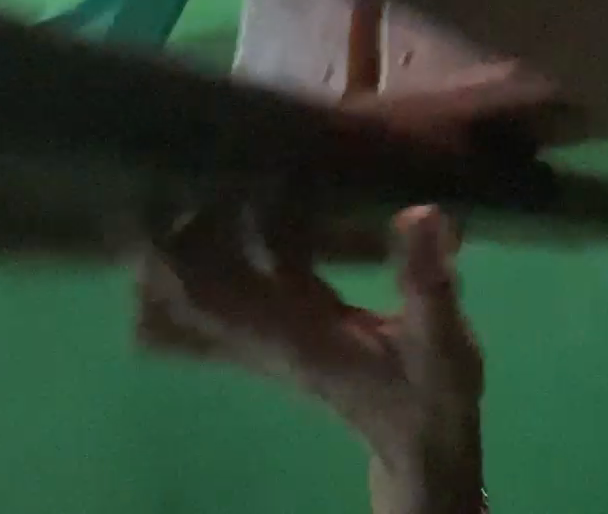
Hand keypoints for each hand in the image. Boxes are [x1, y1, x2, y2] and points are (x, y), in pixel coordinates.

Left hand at [137, 204, 483, 513]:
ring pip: (209, 287)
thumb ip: (427, 281)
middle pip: (181, 293)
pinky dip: (250, 242)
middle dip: (173, 236)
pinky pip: (255, 277)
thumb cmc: (431, 393)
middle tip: (203, 168)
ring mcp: (280, 329)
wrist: (426, 440)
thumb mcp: (440, 339)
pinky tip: (282, 199)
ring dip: (202, 239)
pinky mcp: (302, 319)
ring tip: (229, 176)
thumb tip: (418, 211)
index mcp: (288, 337)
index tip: (168, 194)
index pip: (197, 301)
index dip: (166, 256)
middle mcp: (267, 335)